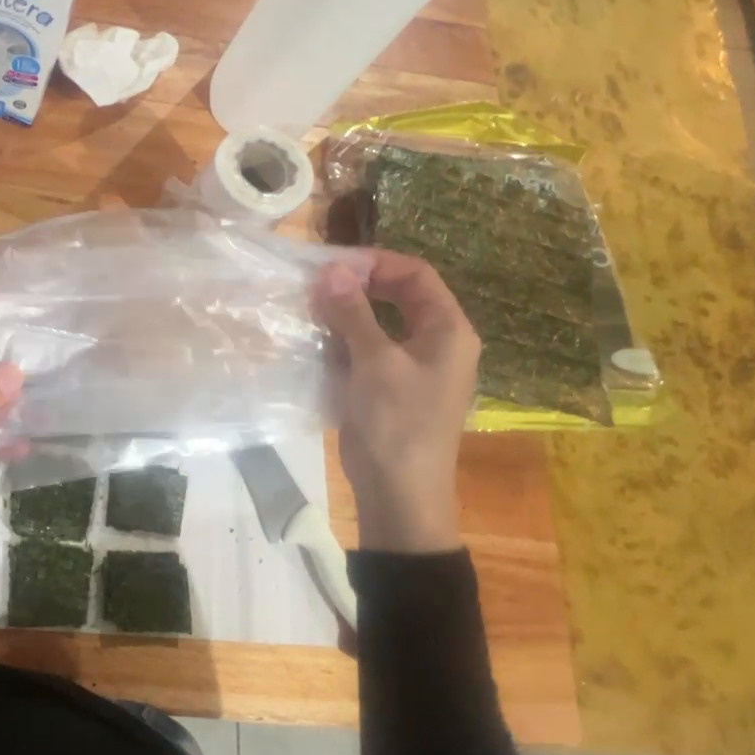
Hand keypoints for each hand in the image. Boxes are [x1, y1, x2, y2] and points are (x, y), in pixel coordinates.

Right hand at [311, 250, 479, 553]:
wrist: (399, 491)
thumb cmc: (396, 422)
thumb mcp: (374, 362)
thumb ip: (353, 314)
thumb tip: (331, 270)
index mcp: (448, 330)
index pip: (416, 275)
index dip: (375, 263)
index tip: (330, 264)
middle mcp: (434, 343)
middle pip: (398, 296)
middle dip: (357, 286)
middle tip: (314, 284)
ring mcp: (410, 367)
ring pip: (378, 323)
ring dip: (344, 313)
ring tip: (306, 308)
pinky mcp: (386, 388)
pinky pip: (365, 350)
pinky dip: (340, 340)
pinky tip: (312, 340)